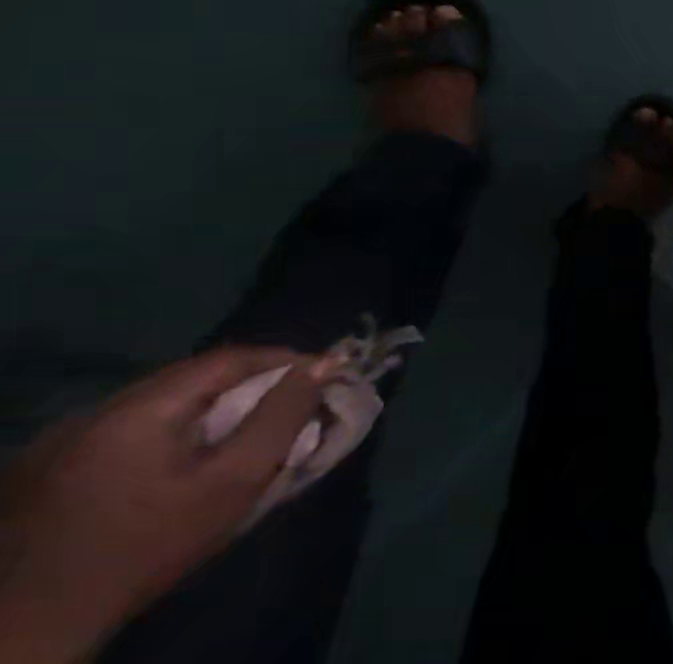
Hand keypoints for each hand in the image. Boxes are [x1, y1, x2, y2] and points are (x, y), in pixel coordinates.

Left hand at [0, 346, 324, 662]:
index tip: (325, 376)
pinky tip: (187, 456)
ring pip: (161, 401)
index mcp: (136, 410)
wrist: (31, 628)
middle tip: (294, 403)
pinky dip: (175, 427)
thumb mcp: (235, 480)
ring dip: (212, 405)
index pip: (229, 359)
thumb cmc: (150, 546)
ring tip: (247, 429)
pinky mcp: (47, 467)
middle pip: (192, 378)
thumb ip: (283, 416)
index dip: (285, 360)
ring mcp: (61, 440)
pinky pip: (130, 426)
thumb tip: (325, 363)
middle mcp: (93, 411)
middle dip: (252, 382)